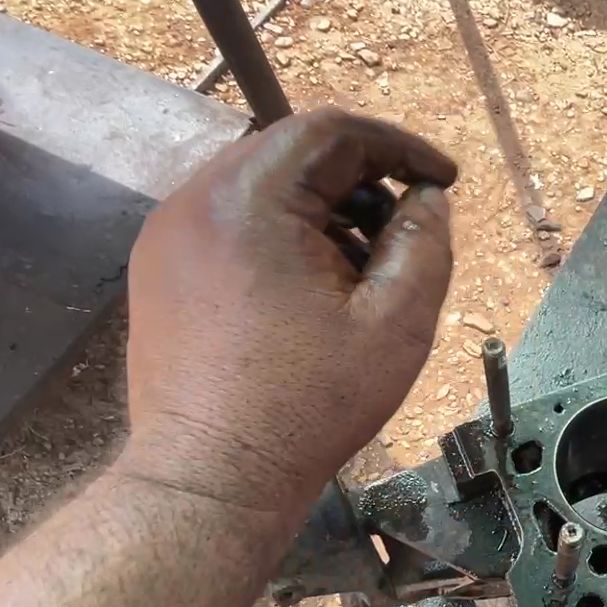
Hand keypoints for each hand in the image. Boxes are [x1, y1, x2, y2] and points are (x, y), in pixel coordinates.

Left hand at [115, 108, 457, 515]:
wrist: (215, 474)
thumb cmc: (313, 403)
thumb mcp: (396, 325)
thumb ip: (424, 246)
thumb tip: (427, 199)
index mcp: (251, 202)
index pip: (332, 132)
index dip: (400, 146)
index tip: (444, 180)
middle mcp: (196, 201)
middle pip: (295, 154)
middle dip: (366, 181)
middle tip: (409, 229)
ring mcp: (170, 235)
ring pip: (266, 188)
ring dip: (329, 211)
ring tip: (367, 270)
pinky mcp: (162, 269)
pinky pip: (238, 223)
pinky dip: (290, 235)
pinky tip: (319, 290)